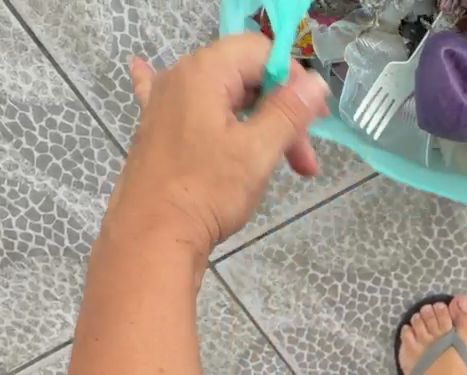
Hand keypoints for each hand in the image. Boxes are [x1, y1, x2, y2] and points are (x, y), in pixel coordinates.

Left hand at [109, 35, 329, 259]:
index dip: (293, 80)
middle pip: (245, 77)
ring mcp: (165, 102)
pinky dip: (195, 99)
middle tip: (305, 161)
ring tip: (280, 163)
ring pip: (225, 97)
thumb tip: (316, 82)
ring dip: (259, 124)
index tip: (315, 120)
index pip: (258, 51)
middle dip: (282, 113)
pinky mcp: (159, 129)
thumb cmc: (207, 190)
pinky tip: (149, 71)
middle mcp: (181, 77)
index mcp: (205, 73)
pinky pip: (184, 103)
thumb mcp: (257, 151)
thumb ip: (288, 113)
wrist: (155, 231)